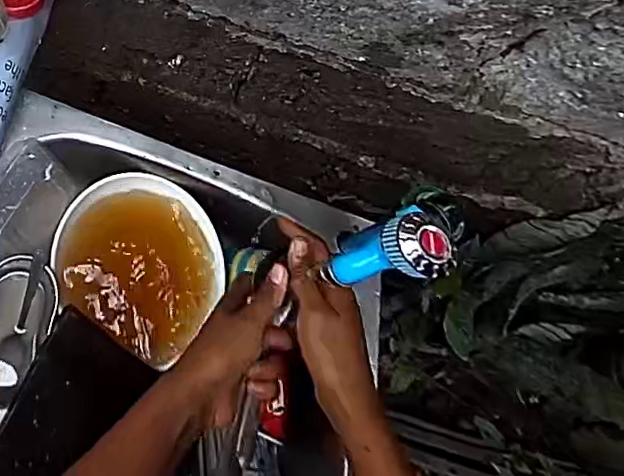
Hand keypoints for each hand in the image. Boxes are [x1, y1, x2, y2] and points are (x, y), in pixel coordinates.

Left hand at [168, 261, 293, 429]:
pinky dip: (262, 386)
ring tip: (255, 369)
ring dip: (269, 368)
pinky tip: (251, 385)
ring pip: (273, 356)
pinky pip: (268, 381)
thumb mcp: (249, 322)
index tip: (287, 295)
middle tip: (275, 345)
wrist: (202, 397)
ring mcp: (241, 356)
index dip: (270, 288)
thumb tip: (279, 269)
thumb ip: (267, 298)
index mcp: (234, 307)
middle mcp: (238, 329)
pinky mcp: (245, 381)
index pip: (253, 286)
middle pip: (271, 327)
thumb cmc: (218, 353)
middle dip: (278, 341)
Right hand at [277, 217, 380, 434]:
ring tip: (277, 271)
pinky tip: (283, 304)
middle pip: (316, 265)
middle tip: (278, 242)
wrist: (346, 400)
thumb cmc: (334, 361)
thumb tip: (297, 246)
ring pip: (310, 284)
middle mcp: (337, 298)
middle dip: (296, 251)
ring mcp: (332, 314)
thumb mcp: (312, 312)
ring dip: (294, 275)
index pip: (318, 250)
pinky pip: (307, 303)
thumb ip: (303, 278)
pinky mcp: (325, 329)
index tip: (283, 223)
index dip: (299, 234)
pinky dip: (293, 297)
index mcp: (337, 289)